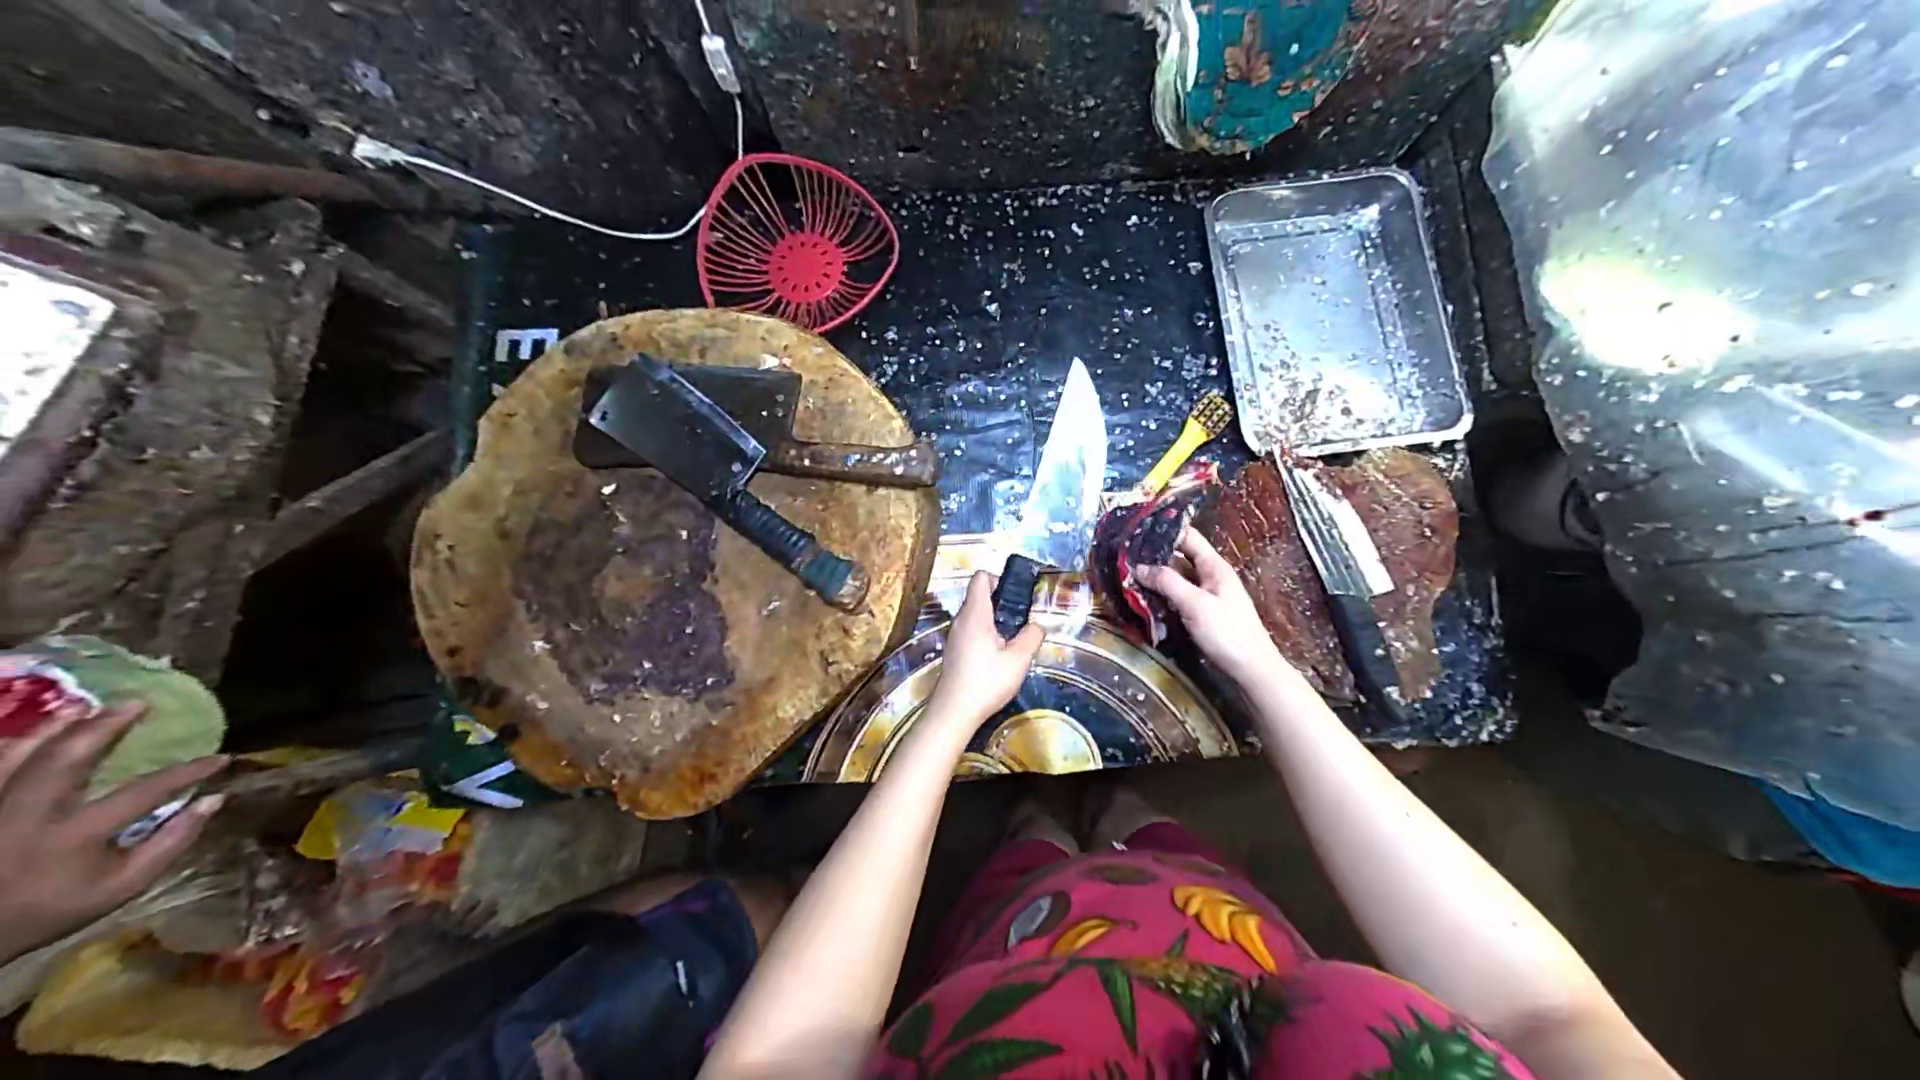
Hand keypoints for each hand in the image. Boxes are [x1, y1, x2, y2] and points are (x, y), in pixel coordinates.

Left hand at [0, 702, 227, 963]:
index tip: (221, 758)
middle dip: (105, 726)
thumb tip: (213, 800)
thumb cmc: (48, 910)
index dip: (190, 771)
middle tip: (136, 703)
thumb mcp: (120, 887)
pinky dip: (13, 746)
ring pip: (17, 757)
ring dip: (53, 728)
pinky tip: (33, 735)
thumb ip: (170, 843)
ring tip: (82, 708)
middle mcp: (29, 816)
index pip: (147, 791)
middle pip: (67, 759)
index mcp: (75, 835)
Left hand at [926, 571, 1046, 729]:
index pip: (981, 578)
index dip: (999, 579)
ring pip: (975, 615)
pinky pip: (970, 631)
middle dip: (1001, 603)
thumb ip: (1031, 637)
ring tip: (1012, 641)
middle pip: (979, 596)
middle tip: (1020, 622)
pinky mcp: (953, 650)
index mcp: (975, 614)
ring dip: (994, 621)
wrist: (953, 712)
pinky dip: (985, 635)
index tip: (1016, 597)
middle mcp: (961, 620)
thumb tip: (1037, 626)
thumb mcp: (1018, 660)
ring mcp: (954, 636)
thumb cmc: (985, 683)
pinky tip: (997, 657)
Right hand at [1133, 528, 1289, 683]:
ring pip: (1178, 578)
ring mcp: (1208, 594)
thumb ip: (1167, 582)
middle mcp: (1211, 575)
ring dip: (1157, 577)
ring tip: (1129, 576)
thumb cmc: (1227, 633)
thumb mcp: (1194, 604)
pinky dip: (1163, 594)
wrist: (1251, 668)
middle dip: (1154, 556)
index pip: (1188, 537)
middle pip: (1179, 557)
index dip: (1164, 531)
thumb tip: (1139, 567)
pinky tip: (1146, 598)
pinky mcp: (1203, 611)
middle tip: (1125, 557)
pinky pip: (1179, 595)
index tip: (1137, 530)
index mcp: (1214, 566)